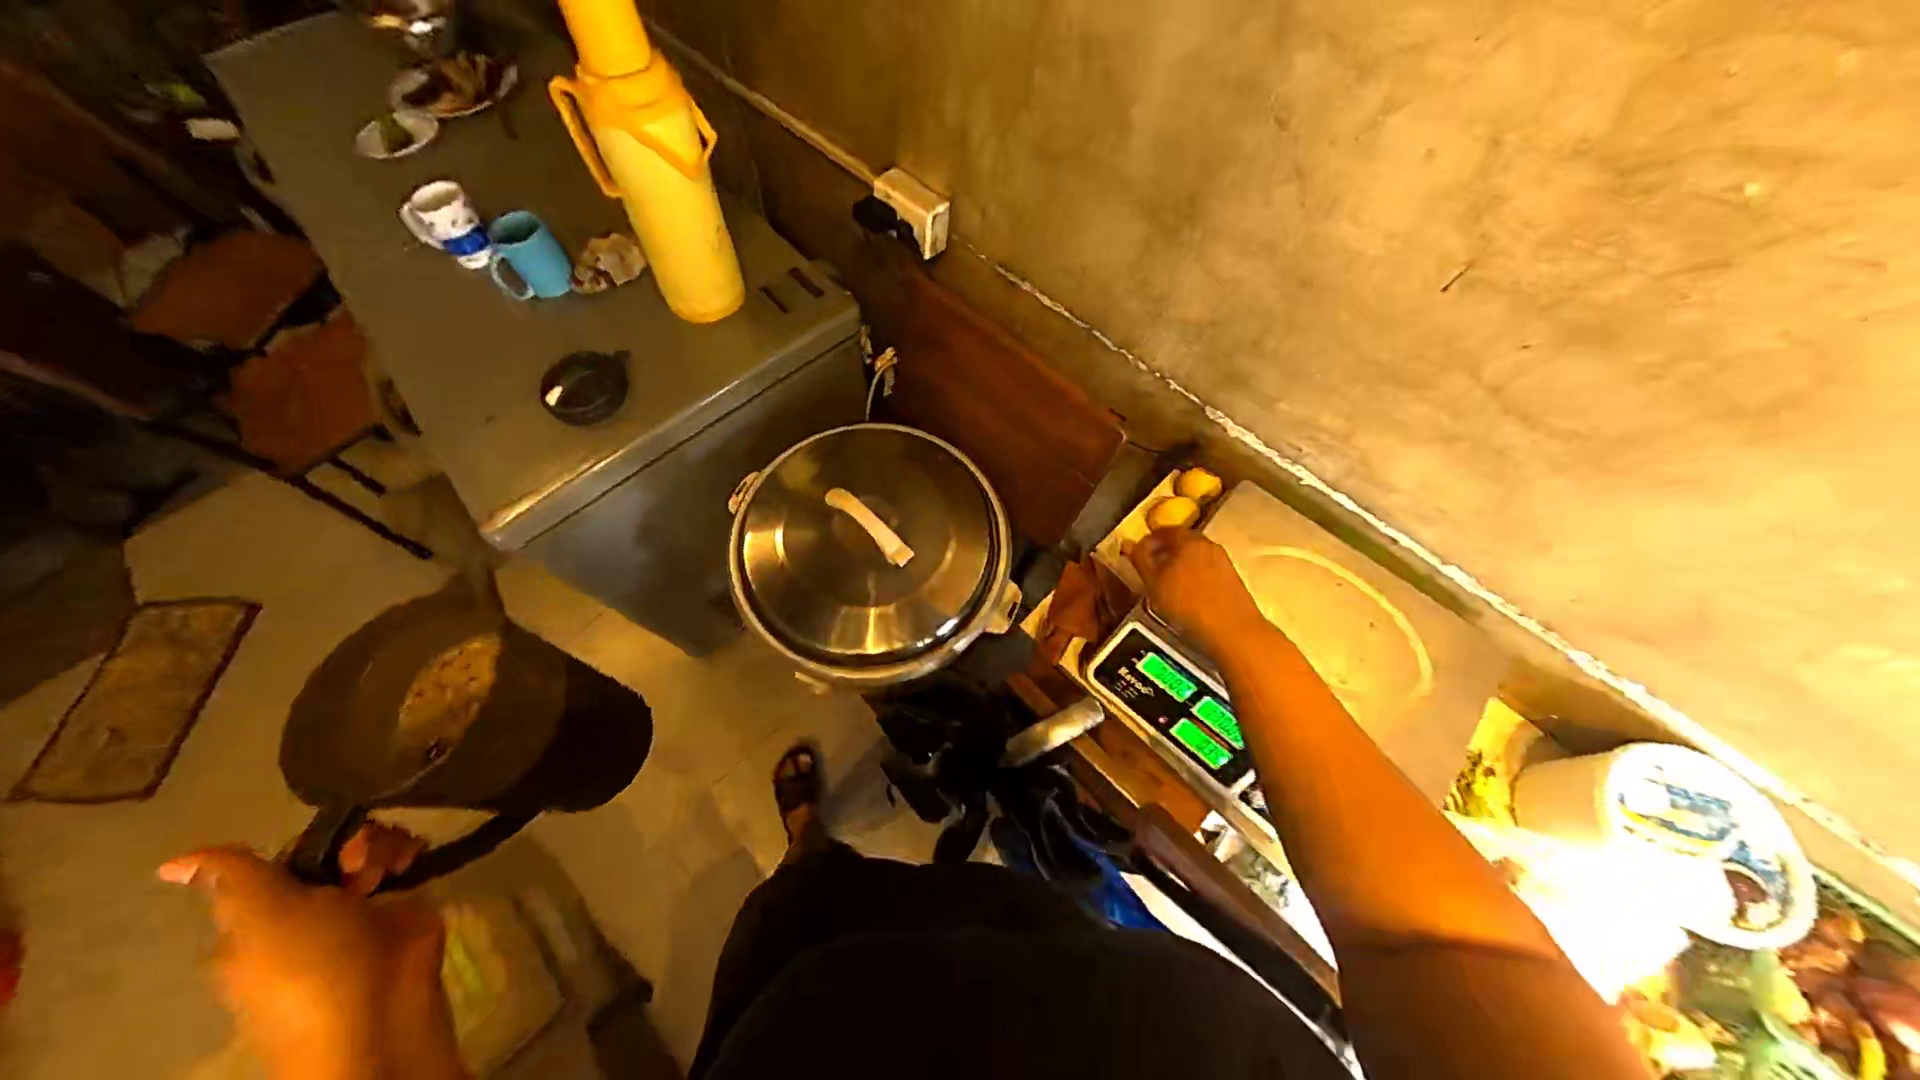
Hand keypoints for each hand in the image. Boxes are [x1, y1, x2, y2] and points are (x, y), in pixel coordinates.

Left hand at [160, 825, 465, 1079]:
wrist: (378, 1009)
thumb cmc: (309, 968)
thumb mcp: (261, 921)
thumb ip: (235, 881)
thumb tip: (171, 862)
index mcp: (263, 916)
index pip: (286, 857)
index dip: (313, 842)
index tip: (333, 848)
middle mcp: (311, 907)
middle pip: (334, 847)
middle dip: (355, 841)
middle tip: (364, 862)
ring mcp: (361, 905)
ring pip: (372, 848)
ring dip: (384, 844)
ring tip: (396, 864)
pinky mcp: (403, 904)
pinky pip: (406, 860)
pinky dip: (410, 852)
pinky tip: (414, 859)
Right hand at [1128, 526, 1269, 655]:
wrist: (1232, 631)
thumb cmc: (1187, 604)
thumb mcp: (1153, 582)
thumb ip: (1140, 559)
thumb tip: (1129, 543)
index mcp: (1188, 540)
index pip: (1163, 530)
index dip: (1147, 541)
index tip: (1136, 555)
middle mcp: (1208, 545)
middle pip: (1181, 542)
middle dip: (1163, 553)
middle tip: (1149, 570)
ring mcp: (1223, 561)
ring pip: (1194, 557)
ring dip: (1178, 566)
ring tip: (1165, 584)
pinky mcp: (1231, 579)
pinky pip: (1205, 570)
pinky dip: (1192, 576)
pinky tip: (1186, 594)